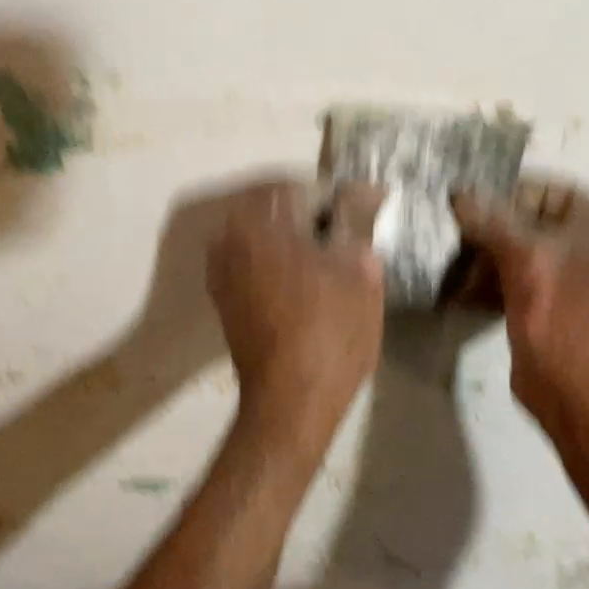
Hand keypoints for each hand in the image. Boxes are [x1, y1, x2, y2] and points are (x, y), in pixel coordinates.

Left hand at [206, 181, 384, 433]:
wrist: (291, 402)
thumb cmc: (330, 331)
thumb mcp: (359, 268)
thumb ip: (357, 218)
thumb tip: (367, 189)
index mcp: (258, 220)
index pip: (304, 187)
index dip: (340, 198)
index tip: (367, 213)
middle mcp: (229, 237)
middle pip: (280, 211)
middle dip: (315, 219)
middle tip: (351, 239)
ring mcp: (221, 270)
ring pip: (266, 238)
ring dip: (297, 243)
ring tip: (333, 264)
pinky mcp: (224, 299)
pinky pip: (256, 264)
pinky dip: (281, 266)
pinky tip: (310, 287)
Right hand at [452, 180, 588, 439]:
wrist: (584, 399)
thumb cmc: (566, 321)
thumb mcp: (529, 261)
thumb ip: (493, 221)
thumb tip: (458, 193)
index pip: (550, 191)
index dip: (504, 194)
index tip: (458, 201)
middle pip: (533, 223)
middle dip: (489, 230)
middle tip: (446, 235)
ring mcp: (578, 282)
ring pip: (522, 255)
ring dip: (483, 259)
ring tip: (447, 265)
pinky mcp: (555, 311)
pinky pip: (520, 284)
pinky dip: (491, 284)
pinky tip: (458, 290)